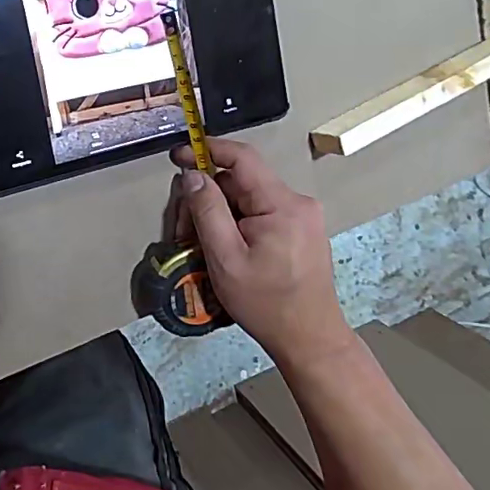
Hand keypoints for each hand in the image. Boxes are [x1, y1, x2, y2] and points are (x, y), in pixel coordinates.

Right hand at [170, 138, 348, 367]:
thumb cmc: (267, 304)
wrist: (310, 339)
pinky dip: (235, 224)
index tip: (179, 156)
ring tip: (202, 246)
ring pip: (246, 199)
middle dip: (207, 199)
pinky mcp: (299, 229)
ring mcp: (301, 216)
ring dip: (219, 215)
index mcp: (282, 204)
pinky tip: (223, 248)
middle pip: (240, 182)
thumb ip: (207, 211)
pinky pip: (259, 212)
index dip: (207, 150)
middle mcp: (297, 202)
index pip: (242, 158)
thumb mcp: (226, 258)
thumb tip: (193, 176)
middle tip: (184, 230)